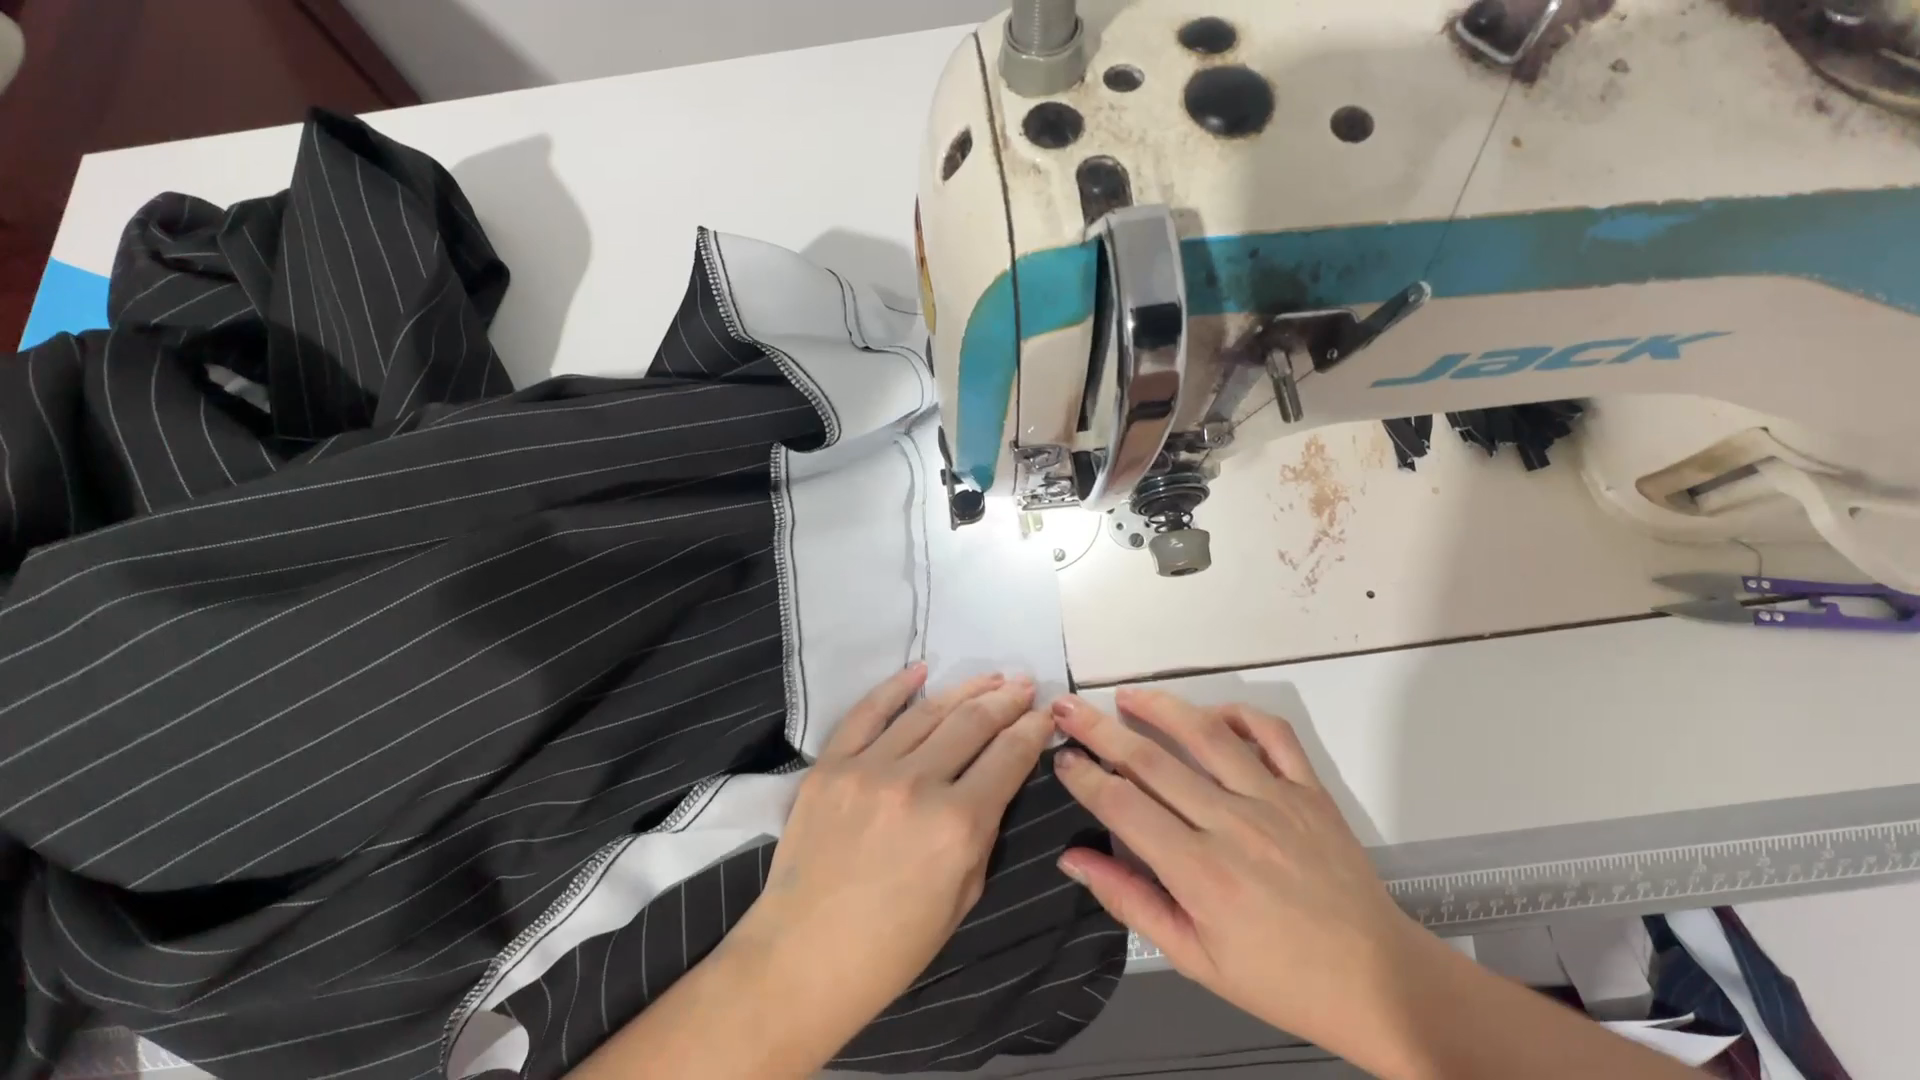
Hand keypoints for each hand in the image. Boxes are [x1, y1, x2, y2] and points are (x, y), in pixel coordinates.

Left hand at [730, 665, 1055, 1030]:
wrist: (802, 959)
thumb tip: (997, 779)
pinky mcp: (829, 767)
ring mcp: (867, 769)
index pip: (1009, 756)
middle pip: (973, 723)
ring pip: (927, 712)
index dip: (1033, 729)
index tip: (1046, 713)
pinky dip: (895, 687)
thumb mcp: (964, 894)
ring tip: (989, 677)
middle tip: (1024, 685)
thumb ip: (983, 829)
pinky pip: (866, 713)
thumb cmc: (893, 947)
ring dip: (964, 689)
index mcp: (958, 825)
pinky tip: (921, 670)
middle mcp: (917, 785)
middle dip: (1006, 700)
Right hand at [1049, 689, 1428, 1053]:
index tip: (1060, 758)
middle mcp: (1232, 824)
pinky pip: (1273, 735)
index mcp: (1199, 872)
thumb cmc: (1278, 980)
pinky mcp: (1310, 791)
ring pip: (1206, 734)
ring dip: (1160, 707)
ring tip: (1126, 696)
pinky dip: (1239, 714)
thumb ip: (1130, 901)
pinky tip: (1211, 714)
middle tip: (1067, 708)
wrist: (1376, 982)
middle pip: (1151, 760)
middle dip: (1099, 729)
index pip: (1123, 805)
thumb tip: (1073, 859)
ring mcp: (1275, 800)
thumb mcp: (1193, 959)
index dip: (1084, 776)